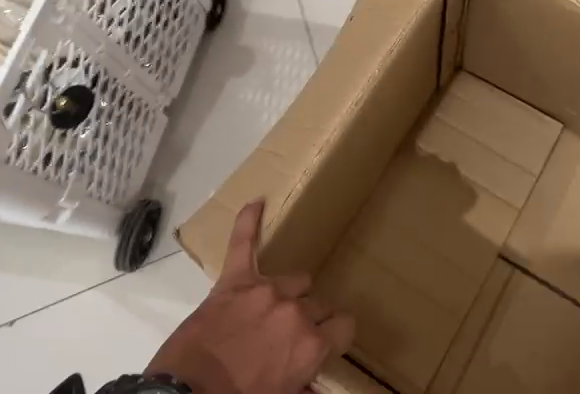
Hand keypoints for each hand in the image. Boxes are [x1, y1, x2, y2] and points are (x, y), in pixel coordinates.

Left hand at [146, 199, 353, 393]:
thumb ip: (304, 380)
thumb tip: (312, 381)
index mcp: (312, 345)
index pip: (344, 325)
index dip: (335, 336)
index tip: (325, 343)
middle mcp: (296, 311)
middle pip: (318, 303)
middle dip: (309, 320)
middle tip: (287, 340)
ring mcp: (266, 291)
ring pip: (295, 280)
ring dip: (288, 294)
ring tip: (269, 313)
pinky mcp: (235, 281)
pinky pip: (243, 243)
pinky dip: (248, 222)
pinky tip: (257, 202)